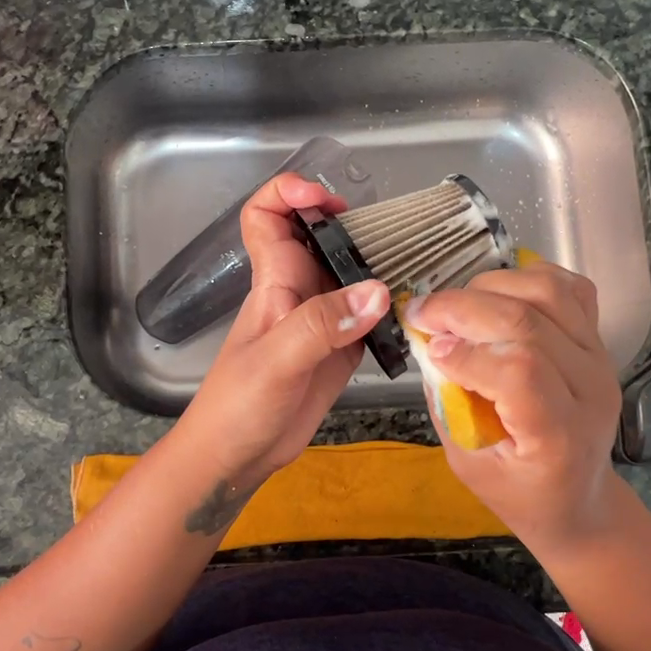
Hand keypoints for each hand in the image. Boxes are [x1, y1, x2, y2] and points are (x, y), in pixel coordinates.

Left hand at [175, 173, 390, 482]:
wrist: (236, 457)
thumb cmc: (238, 405)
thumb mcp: (276, 361)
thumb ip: (321, 325)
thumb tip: (377, 291)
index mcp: (274, 282)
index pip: (266, 217)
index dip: (289, 193)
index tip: (325, 200)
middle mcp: (299, 292)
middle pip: (319, 238)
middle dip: (349, 224)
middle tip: (390, 234)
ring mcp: (321, 321)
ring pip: (348, 274)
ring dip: (376, 264)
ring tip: (414, 264)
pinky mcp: (339, 349)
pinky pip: (367, 315)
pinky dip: (387, 309)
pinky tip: (411, 312)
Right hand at [406, 262, 622, 551]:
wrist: (577, 496)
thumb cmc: (519, 490)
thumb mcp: (468, 465)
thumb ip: (449, 405)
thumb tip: (430, 347)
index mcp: (559, 435)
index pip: (521, 372)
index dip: (468, 352)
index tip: (429, 349)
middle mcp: (590, 388)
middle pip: (529, 321)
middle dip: (463, 309)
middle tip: (422, 314)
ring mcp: (599, 357)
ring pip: (548, 292)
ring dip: (490, 287)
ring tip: (455, 306)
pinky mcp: (597, 338)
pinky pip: (568, 287)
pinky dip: (526, 278)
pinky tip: (494, 296)